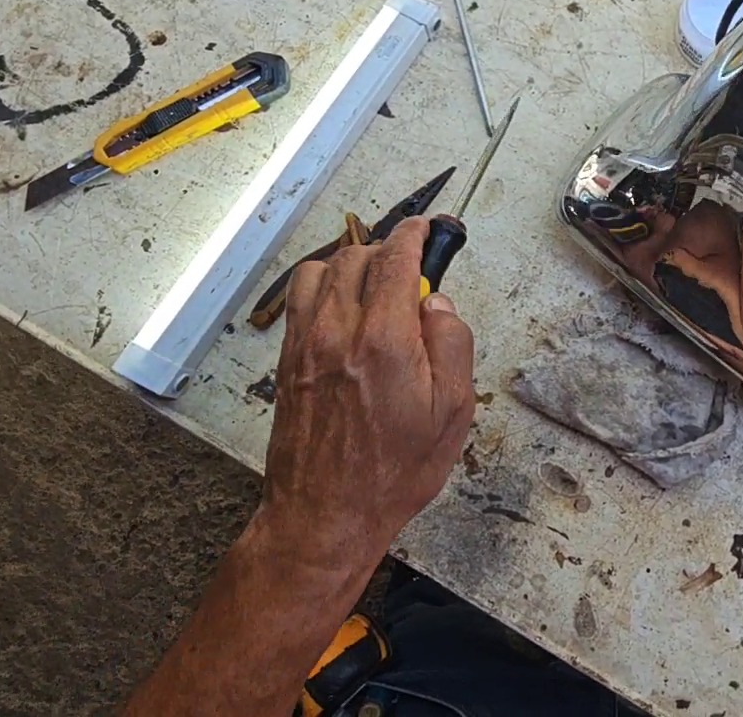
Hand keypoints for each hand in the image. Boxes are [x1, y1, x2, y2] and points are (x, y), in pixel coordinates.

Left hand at [253, 218, 475, 565]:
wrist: (326, 516)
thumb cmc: (394, 469)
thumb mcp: (454, 410)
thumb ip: (453, 341)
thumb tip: (436, 303)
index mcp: (384, 340)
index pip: (395, 259)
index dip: (413, 233)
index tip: (425, 226)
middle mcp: (338, 331)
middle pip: (356, 255)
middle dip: (388, 250)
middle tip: (412, 272)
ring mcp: (305, 344)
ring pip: (321, 270)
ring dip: (352, 265)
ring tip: (377, 290)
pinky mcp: (288, 360)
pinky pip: (300, 298)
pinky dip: (324, 287)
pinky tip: (346, 312)